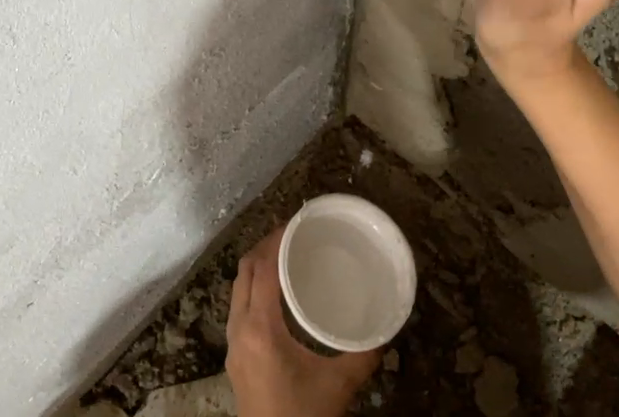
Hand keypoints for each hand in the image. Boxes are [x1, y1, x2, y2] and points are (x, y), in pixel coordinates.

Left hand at [226, 228, 377, 416]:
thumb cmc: (305, 415)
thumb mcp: (340, 384)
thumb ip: (365, 352)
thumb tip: (387, 323)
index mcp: (260, 329)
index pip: (261, 268)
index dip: (276, 239)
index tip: (297, 222)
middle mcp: (238, 330)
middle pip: (244, 272)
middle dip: (265, 246)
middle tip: (294, 234)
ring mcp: (231, 344)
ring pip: (237, 289)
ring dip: (257, 267)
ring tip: (285, 256)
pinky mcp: (233, 357)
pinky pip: (238, 308)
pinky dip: (254, 289)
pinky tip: (276, 295)